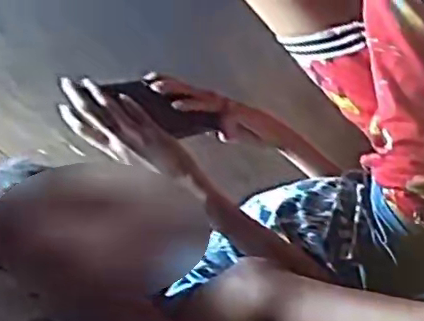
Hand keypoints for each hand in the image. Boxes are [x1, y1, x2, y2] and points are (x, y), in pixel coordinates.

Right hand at [58, 77, 199, 180]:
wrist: (190, 186)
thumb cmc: (164, 181)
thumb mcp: (135, 170)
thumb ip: (122, 155)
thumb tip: (112, 142)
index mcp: (114, 152)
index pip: (83, 131)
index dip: (71, 117)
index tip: (64, 107)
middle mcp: (121, 142)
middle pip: (89, 112)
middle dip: (74, 95)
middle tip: (66, 82)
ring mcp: (137, 136)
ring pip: (109, 107)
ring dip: (97, 92)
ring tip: (89, 82)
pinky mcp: (155, 133)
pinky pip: (137, 112)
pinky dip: (128, 102)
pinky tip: (123, 95)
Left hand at [146, 74, 277, 146]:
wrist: (277, 135)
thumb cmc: (252, 131)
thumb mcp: (229, 130)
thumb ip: (217, 128)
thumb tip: (211, 132)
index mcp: (211, 102)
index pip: (185, 89)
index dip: (167, 84)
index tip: (146, 82)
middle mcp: (218, 100)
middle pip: (189, 89)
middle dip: (171, 87)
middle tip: (151, 86)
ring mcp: (230, 107)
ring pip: (205, 100)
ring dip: (191, 102)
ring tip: (175, 105)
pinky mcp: (244, 116)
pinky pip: (231, 120)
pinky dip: (227, 127)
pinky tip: (221, 134)